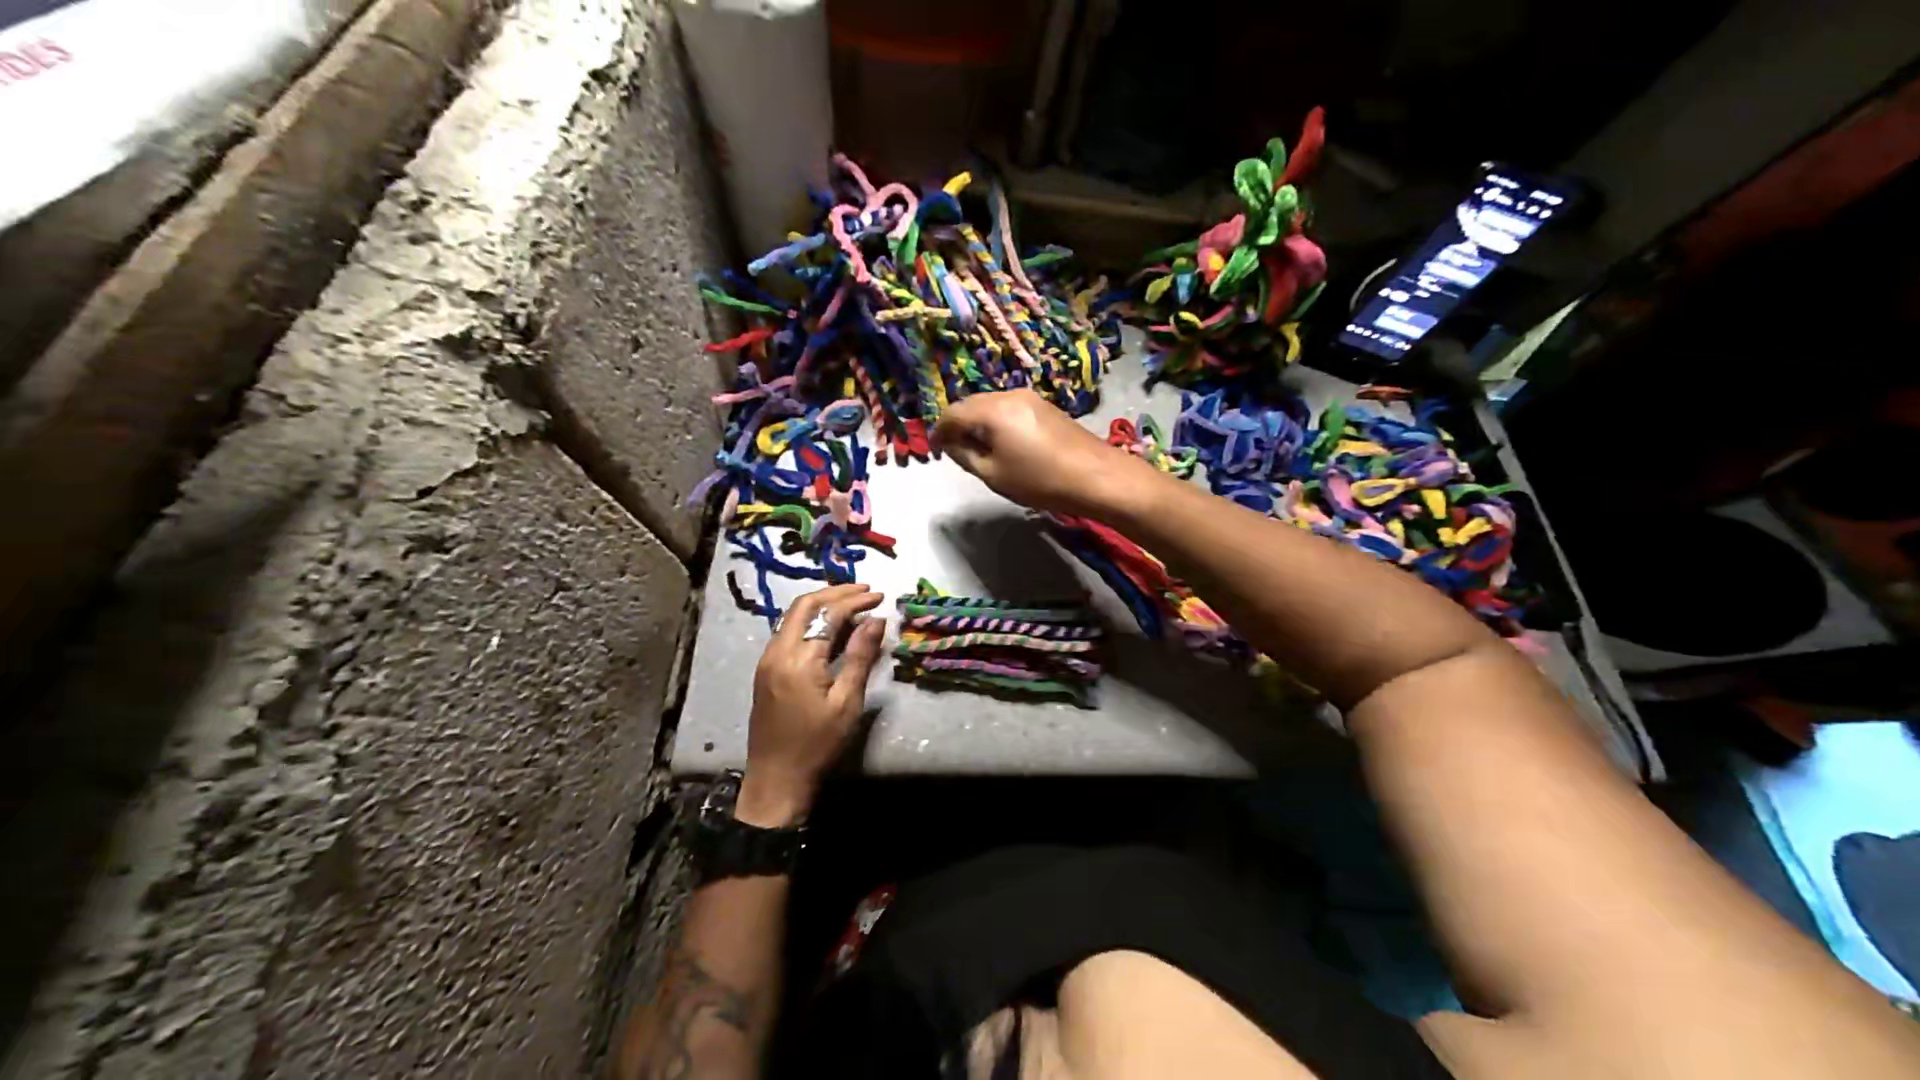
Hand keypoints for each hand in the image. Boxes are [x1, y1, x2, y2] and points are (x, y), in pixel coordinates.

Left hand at [739, 584, 886, 826]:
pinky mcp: (766, 669)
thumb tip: (877, 620)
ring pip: (794, 616)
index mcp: (799, 658)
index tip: (881, 596)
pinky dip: (811, 621)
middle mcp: (777, 650)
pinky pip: (789, 631)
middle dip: (837, 592)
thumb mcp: (847, 702)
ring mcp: (767, 659)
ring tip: (853, 604)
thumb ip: (860, 656)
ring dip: (823, 604)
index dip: (856, 600)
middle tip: (866, 590)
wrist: (776, 778)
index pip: (829, 614)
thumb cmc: (817, 744)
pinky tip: (831, 628)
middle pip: (805, 605)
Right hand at [933, 389, 1153, 517]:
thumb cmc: (1040, 480)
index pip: (952, 412)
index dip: (938, 431)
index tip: (933, 450)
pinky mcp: (1044, 406)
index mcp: (992, 410)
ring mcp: (1030, 398)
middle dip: (957, 424)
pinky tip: (1002, 444)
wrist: (1096, 477)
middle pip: (970, 404)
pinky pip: (1008, 409)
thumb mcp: (993, 474)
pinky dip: (996, 422)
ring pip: (990, 405)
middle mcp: (1008, 395)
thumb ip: (964, 455)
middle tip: (952, 450)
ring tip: (977, 450)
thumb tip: (950, 443)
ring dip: (977, 423)